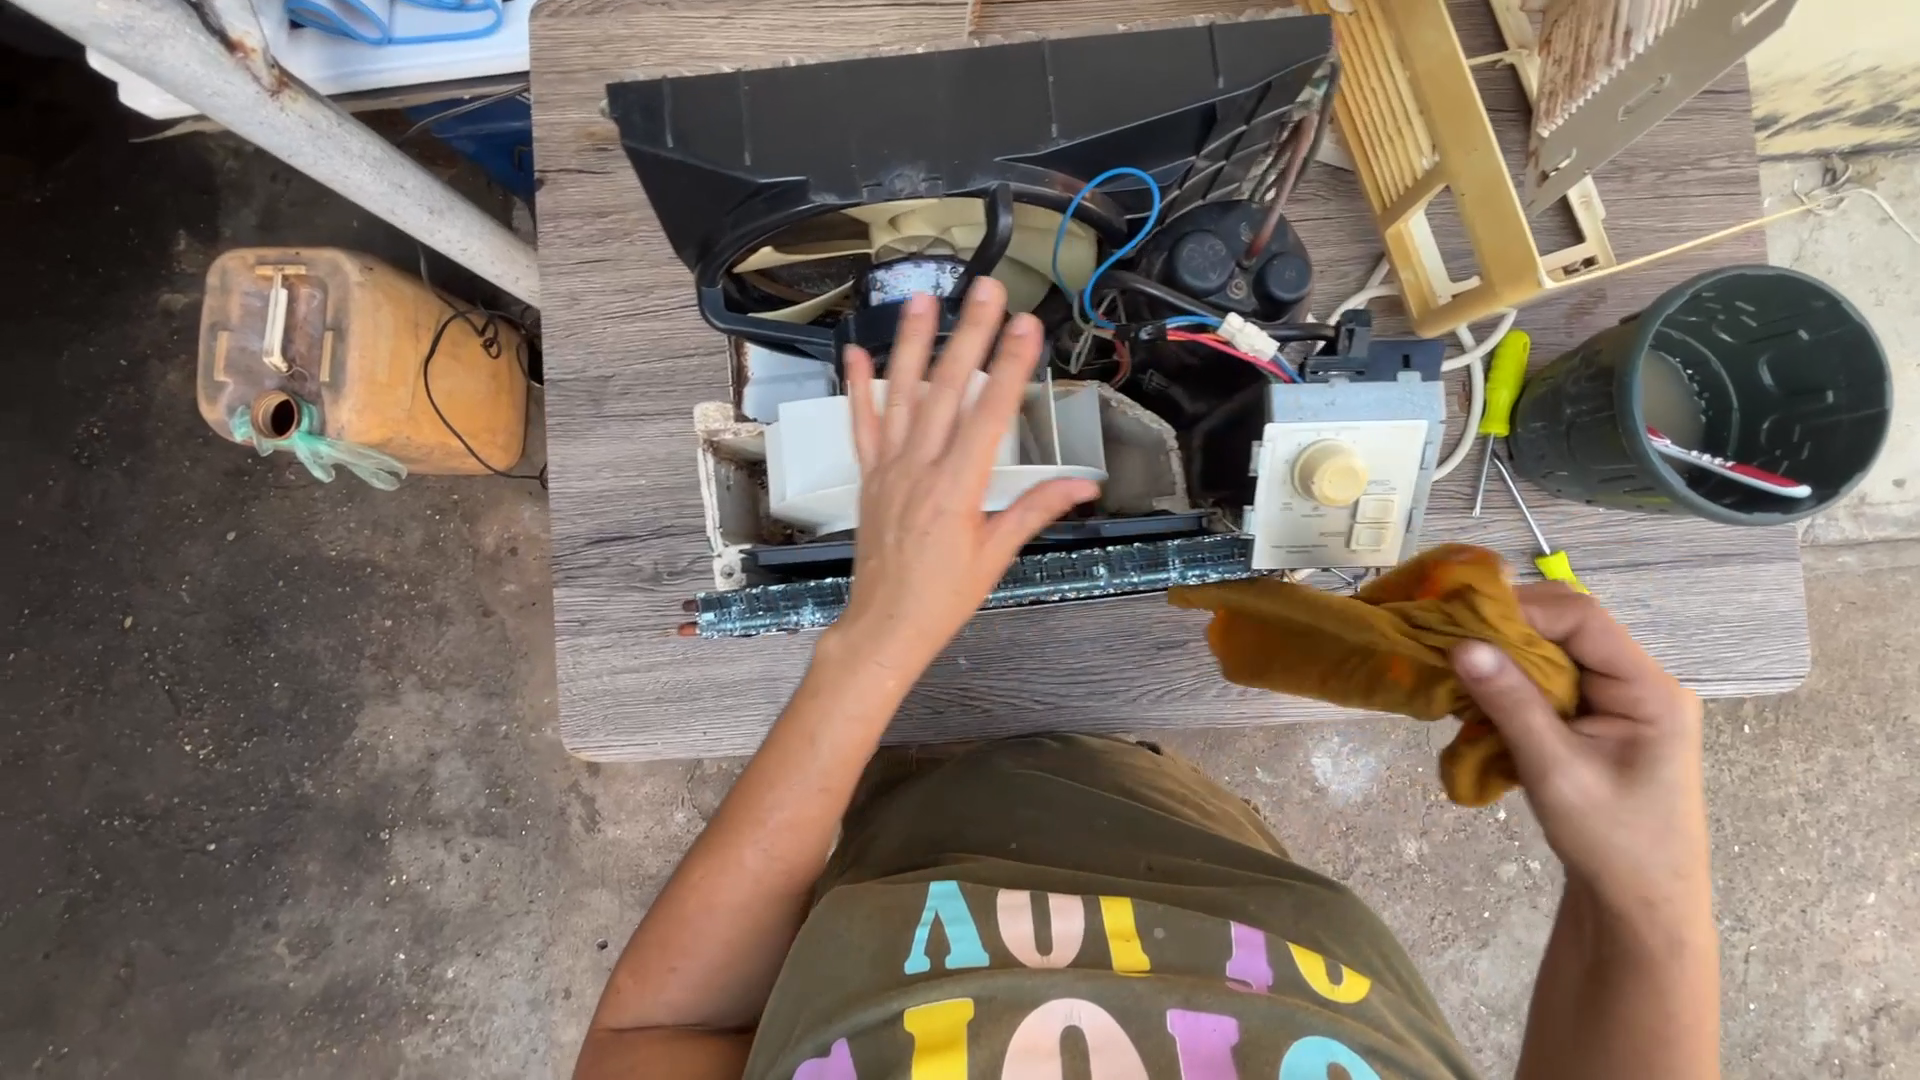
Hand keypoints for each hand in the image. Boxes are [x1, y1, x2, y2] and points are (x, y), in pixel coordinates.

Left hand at [823, 280, 1100, 680]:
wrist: (885, 624)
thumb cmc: (943, 597)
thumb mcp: (996, 556)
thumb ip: (1035, 511)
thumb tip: (1083, 484)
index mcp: (956, 488)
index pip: (990, 415)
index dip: (1011, 367)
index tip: (1025, 325)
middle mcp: (918, 469)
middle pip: (947, 390)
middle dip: (970, 336)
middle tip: (985, 290)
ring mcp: (889, 469)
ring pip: (902, 396)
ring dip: (914, 344)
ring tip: (923, 299)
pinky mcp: (869, 477)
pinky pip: (862, 426)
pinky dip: (859, 389)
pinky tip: (856, 353)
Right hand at [1450, 585, 1711, 933]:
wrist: (1641, 901)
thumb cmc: (1611, 839)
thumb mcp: (1555, 770)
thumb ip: (1511, 703)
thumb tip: (1462, 644)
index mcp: (1649, 688)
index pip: (1582, 618)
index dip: (1520, 609)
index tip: (1459, 621)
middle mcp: (1639, 680)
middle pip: (1567, 623)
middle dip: (1505, 625)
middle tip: (1448, 638)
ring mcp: (1619, 697)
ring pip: (1553, 647)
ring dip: (1503, 652)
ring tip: (1456, 665)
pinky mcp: (1596, 714)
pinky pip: (1548, 674)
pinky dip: (1508, 676)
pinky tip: (1478, 693)